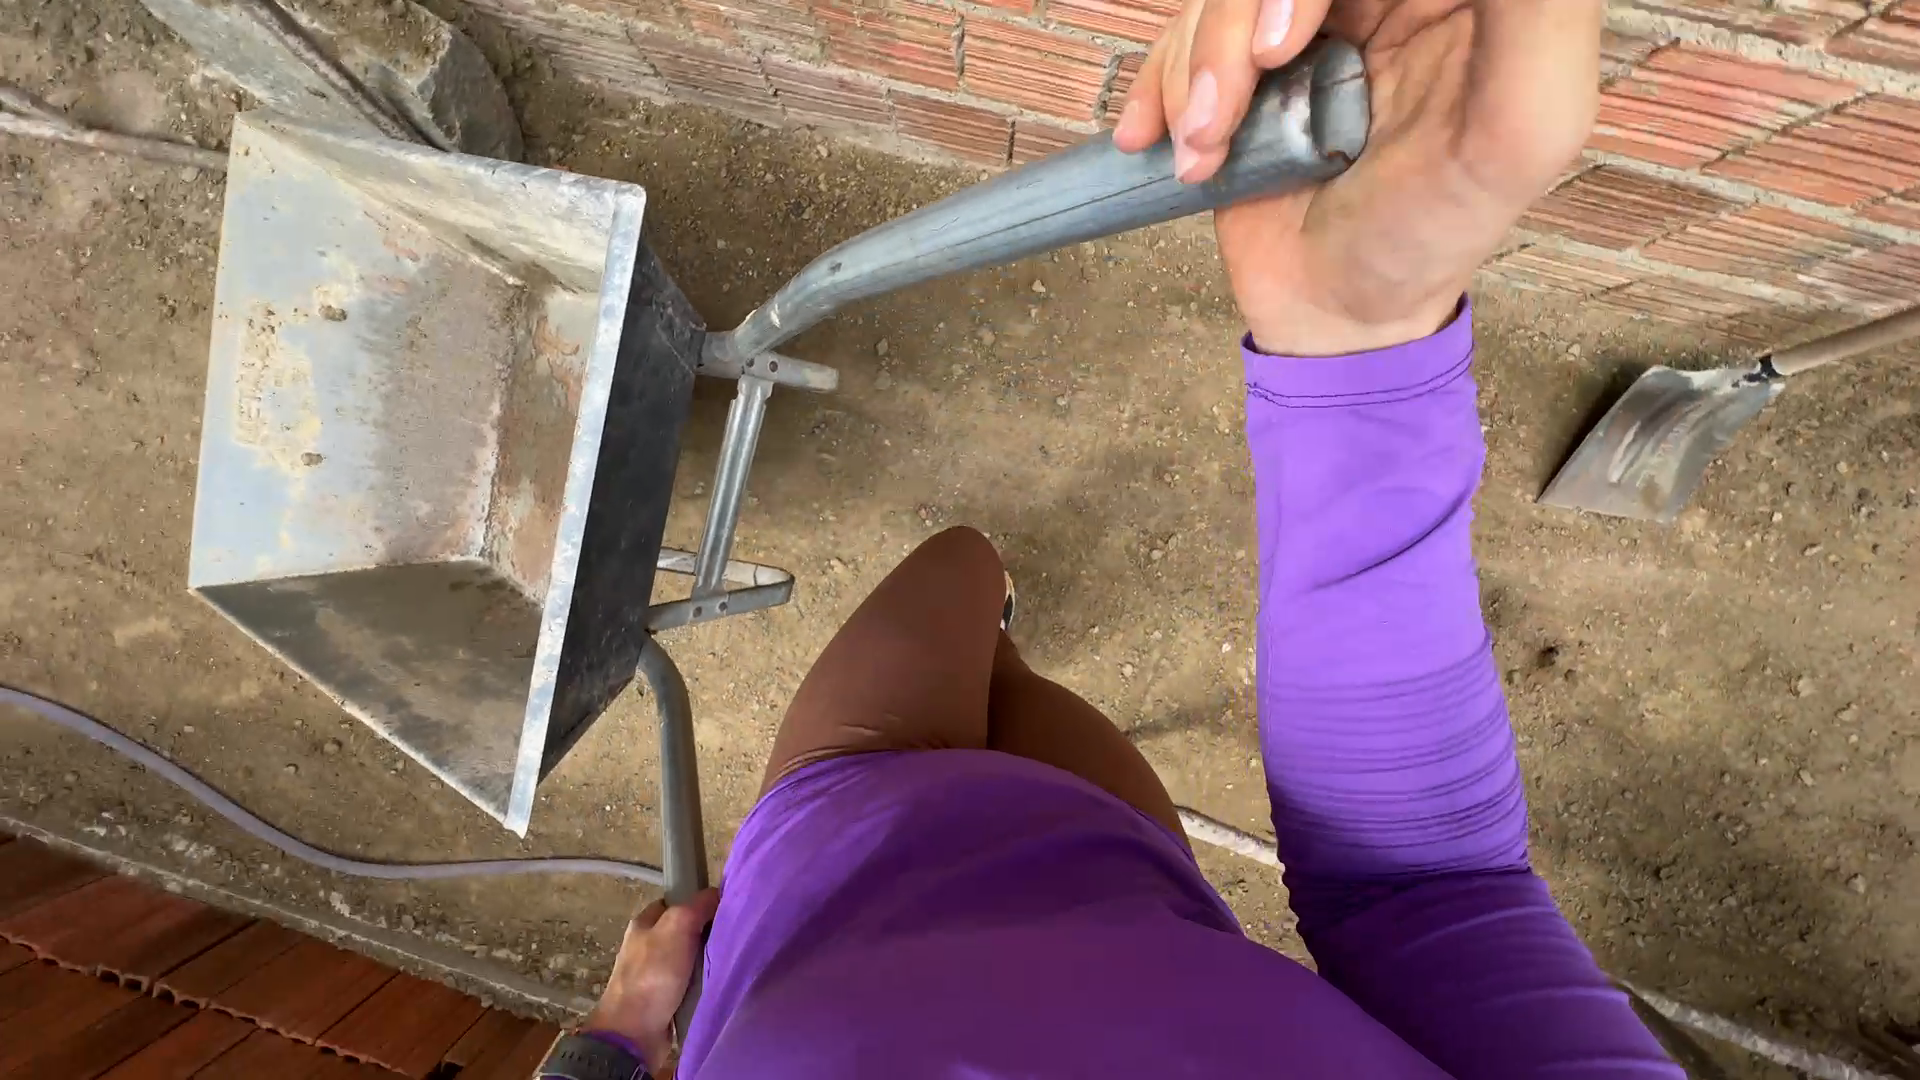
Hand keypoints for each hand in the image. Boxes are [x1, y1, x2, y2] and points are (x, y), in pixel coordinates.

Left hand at [581, 889, 720, 1074]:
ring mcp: (653, 973)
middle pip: (684, 929)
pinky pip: (688, 980)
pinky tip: (714, 980)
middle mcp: (646, 945)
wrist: (634, 1035)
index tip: (720, 908)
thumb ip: (699, 904)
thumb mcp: (678, 925)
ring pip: (689, 955)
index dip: (697, 902)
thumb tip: (717, 894)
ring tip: (725, 958)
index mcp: (643, 923)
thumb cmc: (653, 973)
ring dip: (705, 958)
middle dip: (705, 932)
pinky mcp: (662, 998)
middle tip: (726, 934)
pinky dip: (701, 981)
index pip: (676, 901)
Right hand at [1113, 0, 1601, 354]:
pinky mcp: (1238, 79)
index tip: (1284, 47)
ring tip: (1202, 155)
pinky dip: (1154, 87)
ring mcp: (1297, 34)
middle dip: (1235, 26)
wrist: (1334, 313)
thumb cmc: (1426, 241)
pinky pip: (1179, 43)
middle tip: (1225, 111)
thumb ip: (1535, 16)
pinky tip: (1150, 137)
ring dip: (1191, 72)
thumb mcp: (1521, 133)